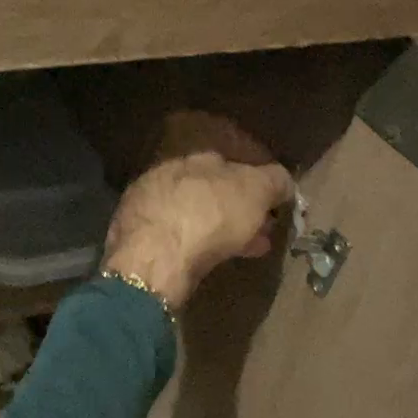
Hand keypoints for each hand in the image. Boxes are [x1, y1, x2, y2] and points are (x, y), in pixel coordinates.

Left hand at [100, 112, 295, 309]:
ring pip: (193, 215)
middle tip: (260, 232)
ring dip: (219, 230)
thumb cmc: (210, 215)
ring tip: (246, 249)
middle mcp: (167, 174)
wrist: (156, 255)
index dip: (254, 185)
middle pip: (209, 191)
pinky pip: (176, 237)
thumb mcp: (255, 191)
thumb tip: (284, 181)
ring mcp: (146, 204)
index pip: (229, 165)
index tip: (270, 207)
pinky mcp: (134, 235)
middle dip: (235, 209)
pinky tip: (210, 260)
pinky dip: (196, 246)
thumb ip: (274, 181)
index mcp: (195, 157)